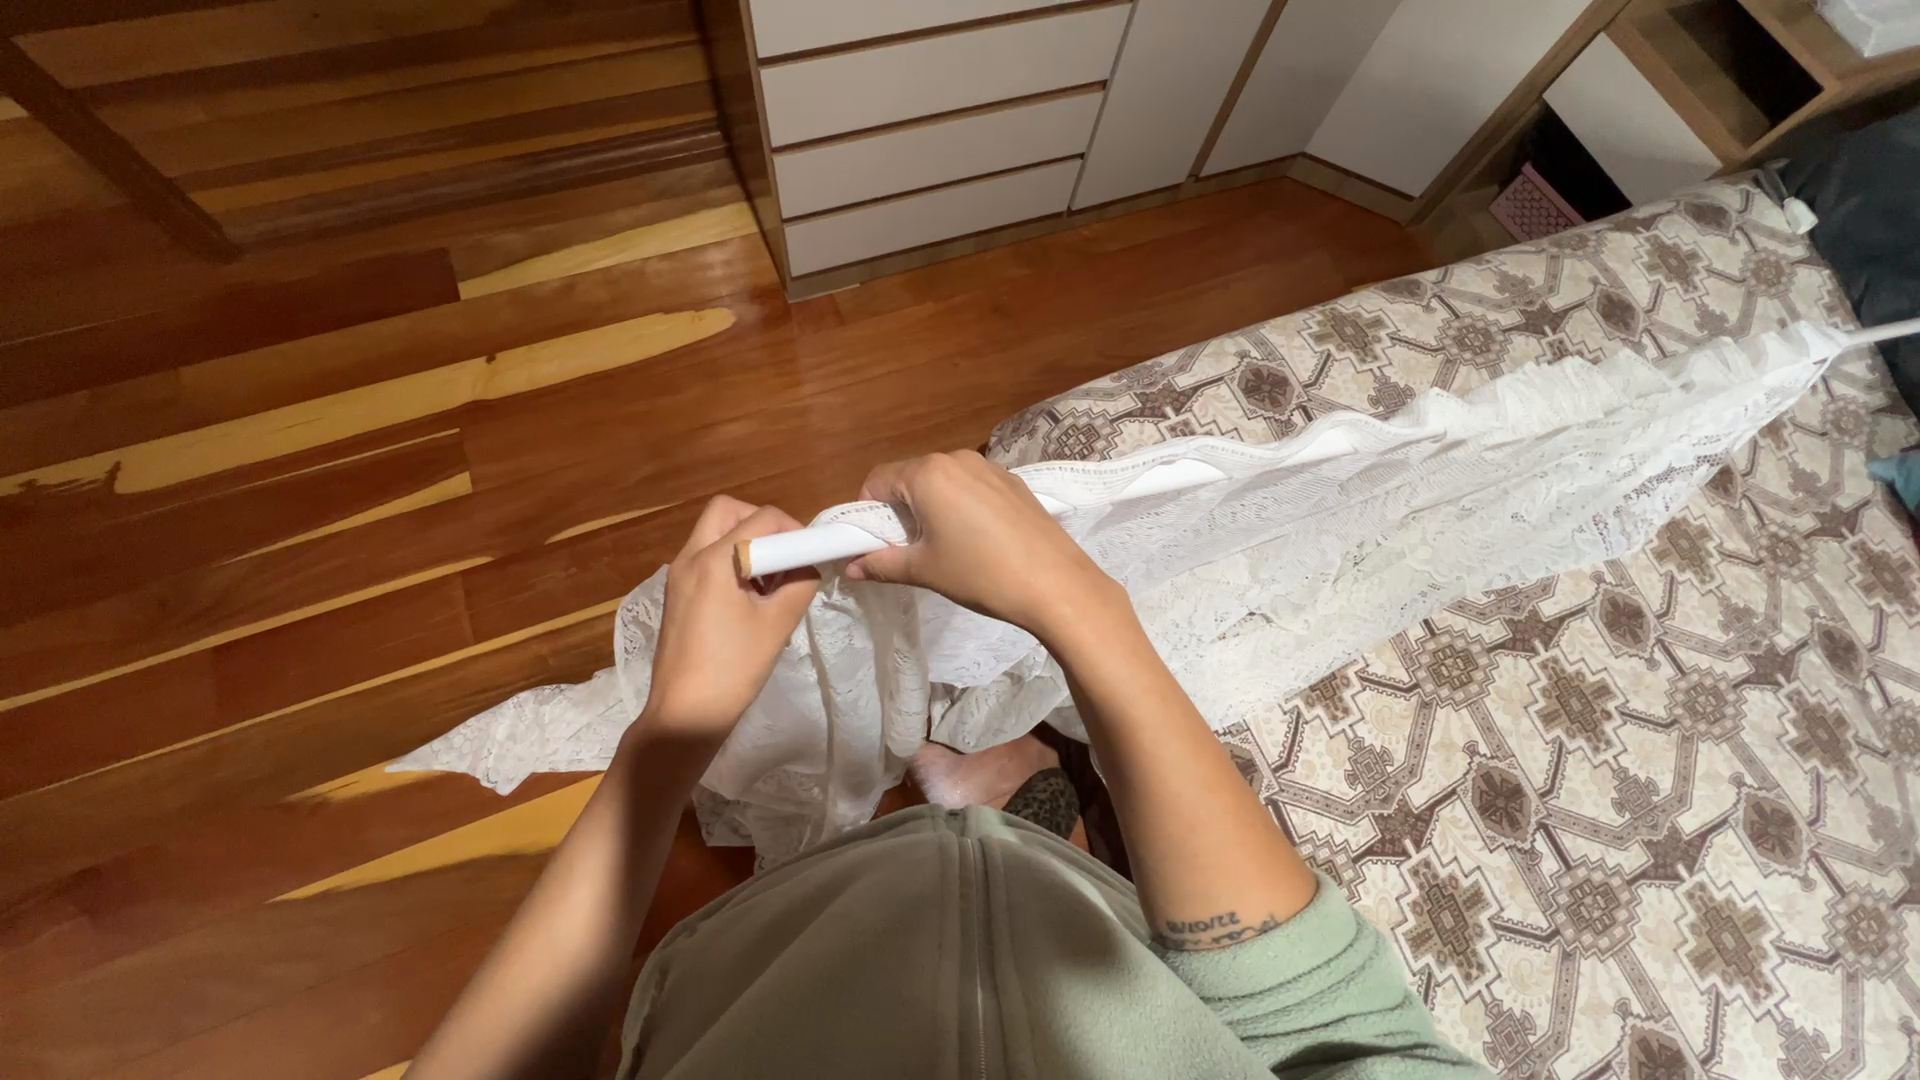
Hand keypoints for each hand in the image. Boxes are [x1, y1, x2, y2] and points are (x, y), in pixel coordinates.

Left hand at [639, 496, 818, 742]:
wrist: (685, 714)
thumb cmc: (734, 668)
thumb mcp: (779, 623)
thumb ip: (800, 583)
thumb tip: (809, 565)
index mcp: (714, 560)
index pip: (762, 519)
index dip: (794, 530)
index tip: (810, 556)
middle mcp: (689, 557)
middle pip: (726, 511)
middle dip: (762, 523)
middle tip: (784, 555)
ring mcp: (678, 575)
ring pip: (714, 533)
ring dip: (746, 542)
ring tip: (770, 580)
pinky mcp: (677, 594)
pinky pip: (706, 557)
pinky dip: (731, 561)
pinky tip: (750, 598)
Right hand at [844, 451, 1124, 641]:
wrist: (1057, 584)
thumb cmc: (982, 574)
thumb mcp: (926, 570)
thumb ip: (883, 564)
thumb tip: (851, 568)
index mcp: (928, 473)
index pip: (877, 480)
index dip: (867, 512)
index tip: (875, 543)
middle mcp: (957, 458)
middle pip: (909, 477)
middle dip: (900, 509)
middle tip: (908, 548)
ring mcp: (990, 467)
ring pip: (942, 481)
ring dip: (931, 507)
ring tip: (946, 546)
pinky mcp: (1014, 481)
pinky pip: (971, 486)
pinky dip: (960, 505)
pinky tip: (978, 539)